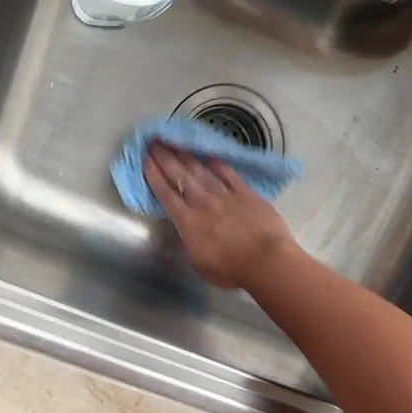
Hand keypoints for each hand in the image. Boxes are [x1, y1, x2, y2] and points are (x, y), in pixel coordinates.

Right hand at [146, 143, 297, 289]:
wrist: (266, 260)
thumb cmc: (231, 271)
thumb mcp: (200, 264)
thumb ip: (192, 244)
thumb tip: (190, 234)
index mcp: (188, 224)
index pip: (167, 196)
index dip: (155, 177)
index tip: (146, 161)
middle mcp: (203, 204)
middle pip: (180, 177)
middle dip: (165, 158)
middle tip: (154, 141)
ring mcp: (225, 196)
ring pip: (201, 171)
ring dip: (186, 156)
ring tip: (175, 142)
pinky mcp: (246, 193)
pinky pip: (229, 174)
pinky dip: (218, 164)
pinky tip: (209, 155)